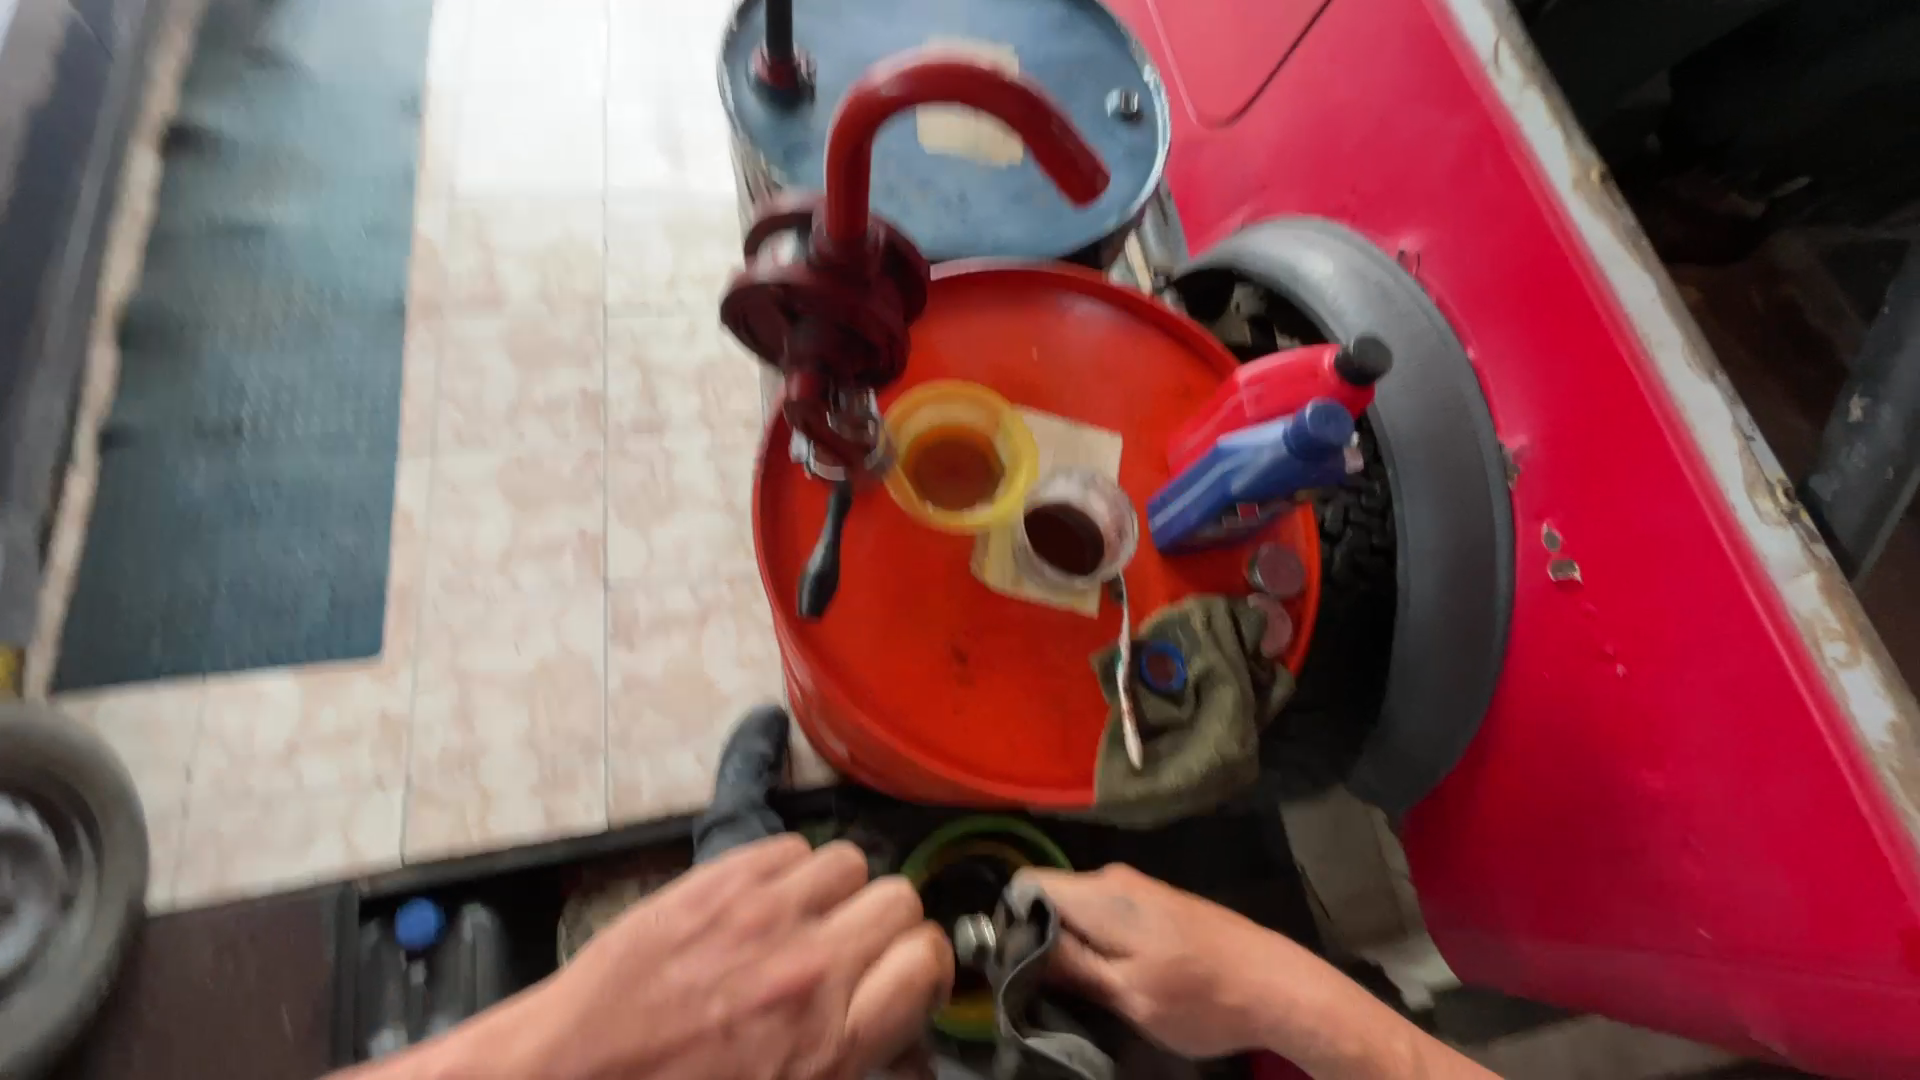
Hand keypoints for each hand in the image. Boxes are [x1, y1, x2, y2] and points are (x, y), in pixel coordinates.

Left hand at [408, 835, 952, 1079]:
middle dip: (885, 925)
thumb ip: (858, 1067)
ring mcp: (760, 913)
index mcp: (827, 1039)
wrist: (564, 1077)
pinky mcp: (720, 878)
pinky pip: (791, 846)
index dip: (923, 964)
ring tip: (804, 919)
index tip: (903, 974)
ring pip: (849, 861)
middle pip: (899, 898)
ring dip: (837, 891)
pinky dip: (788, 870)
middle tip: (853, 949)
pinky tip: (760, 903)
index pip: (926, 957)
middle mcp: (805, 966)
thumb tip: (909, 1051)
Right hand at [1015, 864, 1286, 1057]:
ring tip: (1078, 988)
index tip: (1014, 965)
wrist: (1276, 984)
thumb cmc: (1200, 996)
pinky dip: (1095, 940)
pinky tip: (1110, 974)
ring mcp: (1135, 886)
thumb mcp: (1128, 995)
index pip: (1026, 883)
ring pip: (1076, 906)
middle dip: (1038, 936)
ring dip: (1069, 942)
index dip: (1010, 921)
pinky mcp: (1153, 901)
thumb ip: (1070, 966)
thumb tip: (1017, 946)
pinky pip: (1102, 911)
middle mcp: (1111, 878)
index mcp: (1099, 894)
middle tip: (1044, 987)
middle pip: (1050, 895)